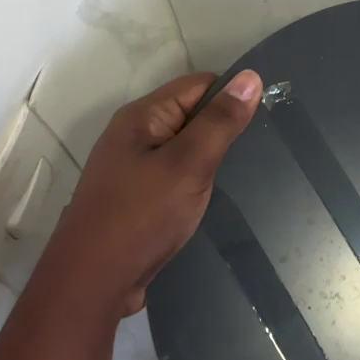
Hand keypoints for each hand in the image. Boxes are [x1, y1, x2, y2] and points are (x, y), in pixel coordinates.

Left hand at [48, 70, 262, 315]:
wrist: (93, 282)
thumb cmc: (141, 216)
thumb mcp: (189, 164)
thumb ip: (220, 122)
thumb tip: (250, 77)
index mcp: (143, 117)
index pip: (199, 85)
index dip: (232, 96)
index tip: (266, 117)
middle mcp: (134, 136)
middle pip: (191, 115)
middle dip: (224, 128)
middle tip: (262, 148)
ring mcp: (134, 169)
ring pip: (186, 149)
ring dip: (212, 159)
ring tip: (246, 173)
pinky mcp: (138, 199)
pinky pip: (177, 176)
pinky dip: (197, 182)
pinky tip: (216, 198)